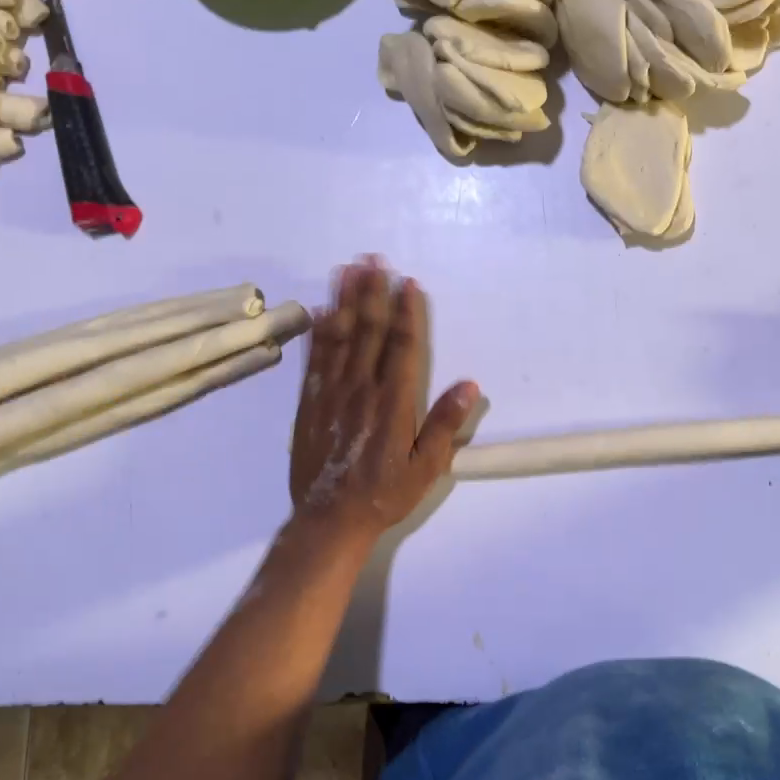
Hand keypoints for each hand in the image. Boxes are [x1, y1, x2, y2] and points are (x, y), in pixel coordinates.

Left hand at [289, 256, 479, 543]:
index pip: (402, 347)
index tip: (407, 282)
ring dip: (344, 302)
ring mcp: (332, 394)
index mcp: (393, 403)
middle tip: (373, 259)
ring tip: (346, 270)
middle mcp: (361, 389)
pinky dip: (319, 332)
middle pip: (369, 332)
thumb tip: (470, 384)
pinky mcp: (309, 403)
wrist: (330, 520)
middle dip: (373, 292)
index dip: (406, 312)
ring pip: (339, 338)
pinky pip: (315, 360)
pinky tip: (321, 310)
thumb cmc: (386, 493)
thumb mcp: (428, 467)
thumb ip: (446, 424)